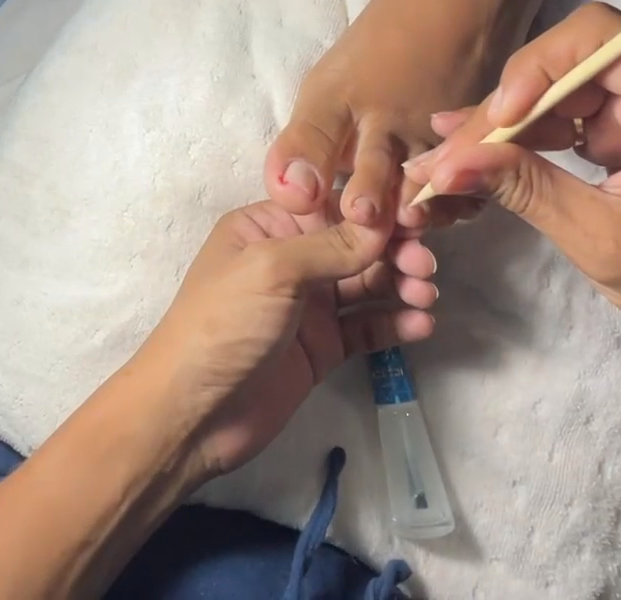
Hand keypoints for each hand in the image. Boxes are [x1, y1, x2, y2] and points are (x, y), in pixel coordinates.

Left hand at [134, 202, 436, 479]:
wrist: (194, 414)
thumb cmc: (223, 323)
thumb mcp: (272, 270)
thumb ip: (331, 245)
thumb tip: (384, 222)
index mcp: (268, 226)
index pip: (332, 205)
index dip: (375, 210)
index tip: (417, 217)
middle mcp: (290, 259)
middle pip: (355, 244)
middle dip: (394, 250)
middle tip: (426, 265)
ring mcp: (307, 304)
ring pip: (367, 284)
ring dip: (400, 285)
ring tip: (426, 295)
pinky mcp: (322, 346)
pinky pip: (366, 326)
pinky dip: (394, 323)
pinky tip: (420, 325)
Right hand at [265, 0, 501, 238]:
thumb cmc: (391, 43)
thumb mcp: (333, 93)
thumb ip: (307, 143)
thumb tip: (288, 197)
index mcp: (325, 144)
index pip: (314, 202)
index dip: (329, 222)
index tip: (353, 230)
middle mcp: (364, 155)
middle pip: (369, 208)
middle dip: (383, 224)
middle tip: (400, 226)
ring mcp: (412, 155)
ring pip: (412, 203)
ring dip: (423, 215)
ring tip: (434, 214)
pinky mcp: (457, 153)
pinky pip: (459, 190)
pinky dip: (464, 198)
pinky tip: (470, 199)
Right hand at [402, 2, 620, 359]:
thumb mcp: (609, 245)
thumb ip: (530, 191)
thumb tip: (449, 164)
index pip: (603, 38)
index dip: (539, 66)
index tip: (498, 119)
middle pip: (573, 62)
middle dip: (508, 106)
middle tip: (451, 151)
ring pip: (563, 88)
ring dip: (506, 124)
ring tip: (450, 157)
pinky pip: (572, 113)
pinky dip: (528, 136)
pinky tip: (480, 152)